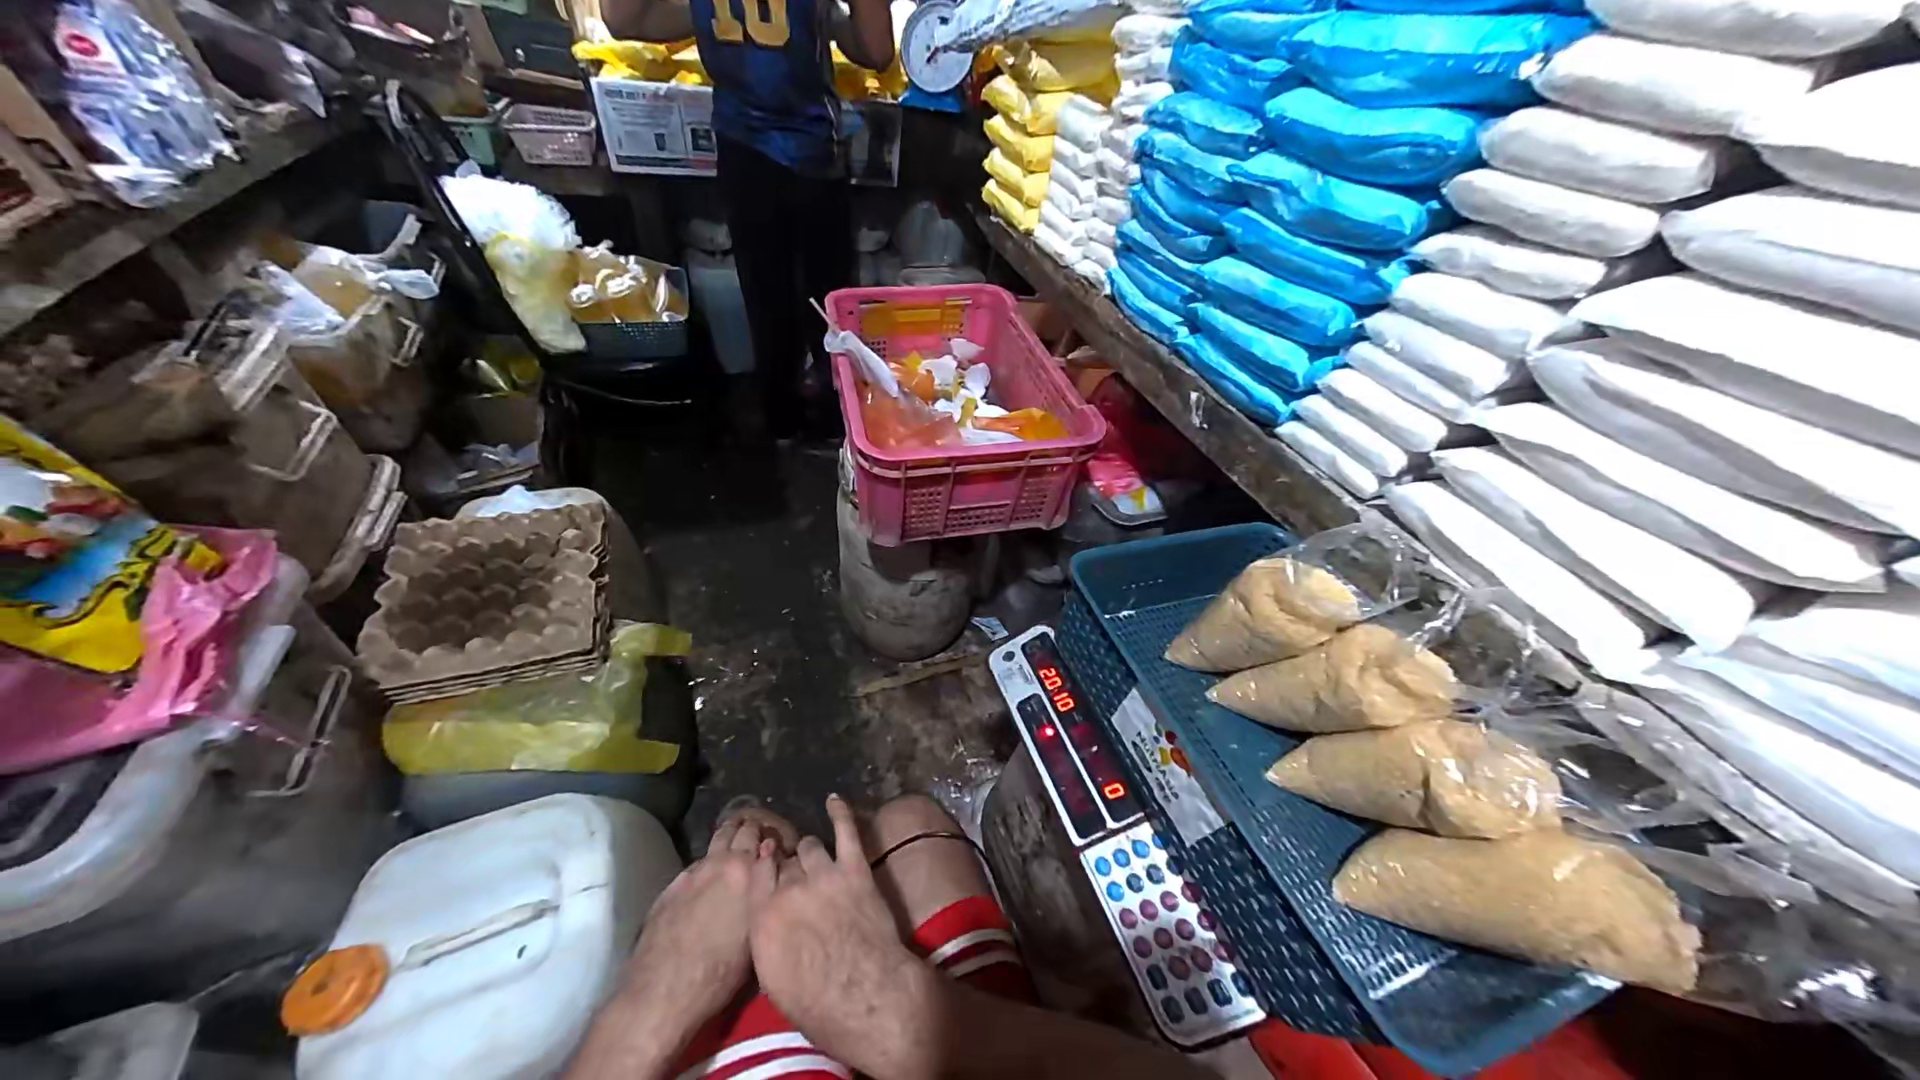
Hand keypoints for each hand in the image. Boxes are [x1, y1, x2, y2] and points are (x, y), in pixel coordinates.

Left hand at [618, 816, 779, 1033]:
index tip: (778, 838)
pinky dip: (707, 862)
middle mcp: (720, 863)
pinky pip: (696, 865)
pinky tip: (708, 873)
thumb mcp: (756, 932)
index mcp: (747, 871)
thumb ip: (764, 893)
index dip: (772, 836)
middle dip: (750, 827)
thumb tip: (771, 875)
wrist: (662, 993)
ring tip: (735, 835)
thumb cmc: (721, 973)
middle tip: (759, 829)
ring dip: (727, 837)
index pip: (765, 838)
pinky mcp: (671, 887)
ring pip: (714, 842)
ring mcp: (693, 874)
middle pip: (738, 831)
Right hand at [750, 796, 938, 1078]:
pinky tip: (834, 800)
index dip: (764, 870)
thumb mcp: (771, 976)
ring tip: (817, 860)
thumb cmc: (815, 1001)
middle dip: (788, 867)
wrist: (866, 994)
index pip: (756, 875)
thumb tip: (766, 915)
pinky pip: (846, 831)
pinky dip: (840, 813)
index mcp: (763, 916)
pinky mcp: (856, 868)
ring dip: (811, 852)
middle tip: (797, 876)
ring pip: (810, 846)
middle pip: (784, 862)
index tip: (767, 866)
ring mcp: (824, 874)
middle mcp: (789, 888)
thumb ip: (765, 935)